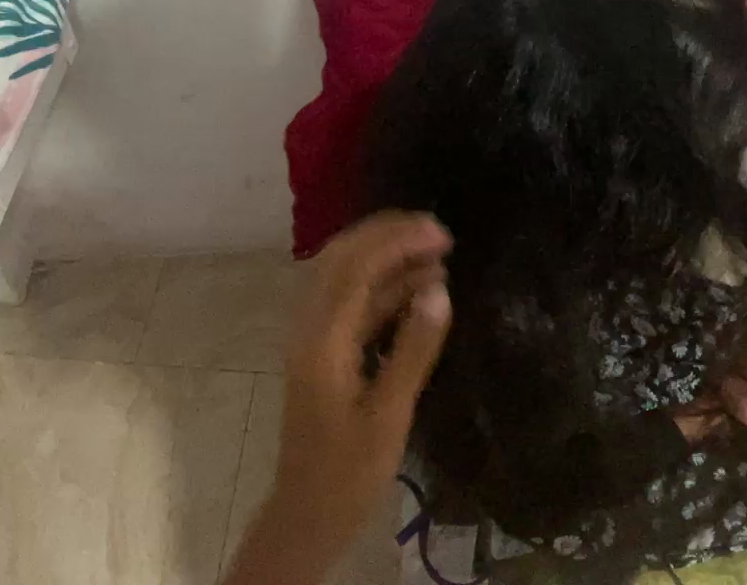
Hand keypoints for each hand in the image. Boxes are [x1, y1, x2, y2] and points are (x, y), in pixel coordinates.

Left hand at [223, 212, 452, 584]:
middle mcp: (310, 326)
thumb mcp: (389, 415)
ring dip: (386, 258)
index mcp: (322, 339)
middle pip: (342, 258)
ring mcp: (314, 336)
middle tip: (437, 231)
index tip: (440, 233)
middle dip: (387, 235)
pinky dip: (383, 287)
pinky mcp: (324, 350)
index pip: (356, 267)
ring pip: (346, 276)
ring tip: (436, 253)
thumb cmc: (348, 472)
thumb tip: (440, 289)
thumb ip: (413, 349)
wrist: (306, 515)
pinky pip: (352, 302)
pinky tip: (419, 290)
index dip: (397, 241)